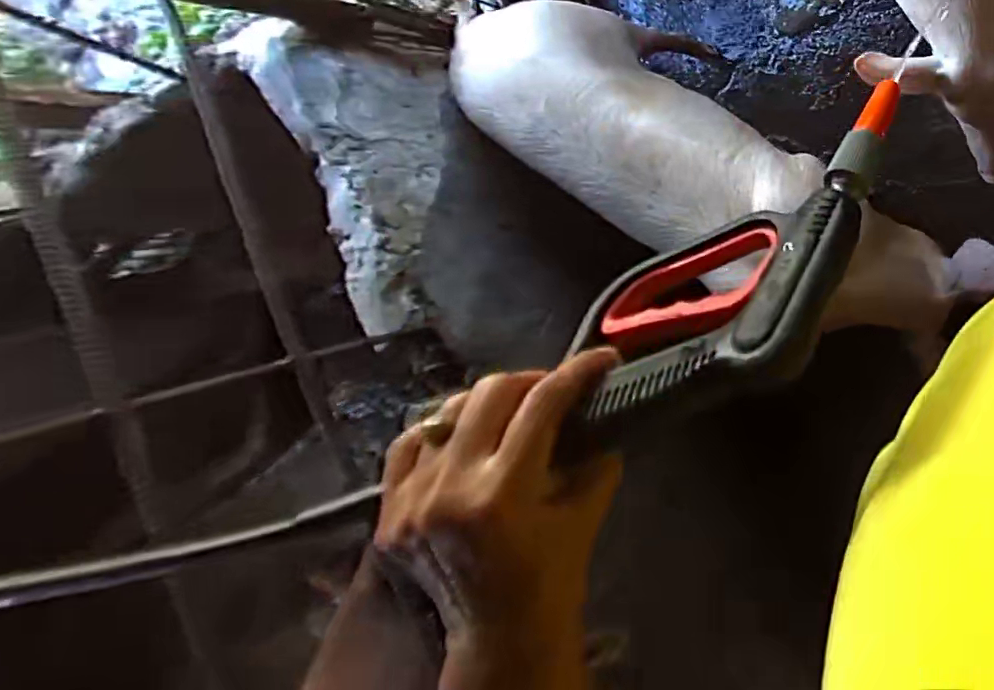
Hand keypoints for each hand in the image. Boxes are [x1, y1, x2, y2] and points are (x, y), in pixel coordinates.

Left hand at [376, 349, 621, 689]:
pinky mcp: (388, 513)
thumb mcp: (589, 505)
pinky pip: (410, 443)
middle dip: (535, 378)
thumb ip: (597, 451)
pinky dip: (442, 428)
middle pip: (493, 392)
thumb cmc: (554, 572)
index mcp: (503, 492)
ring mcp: (411, 501)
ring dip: (491, 400)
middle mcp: (449, 489)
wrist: (498, 635)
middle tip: (558, 389)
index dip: (579, 371)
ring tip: (515, 410)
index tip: (604, 358)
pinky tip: (467, 434)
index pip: (543, 403)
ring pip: (450, 409)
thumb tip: (602, 406)